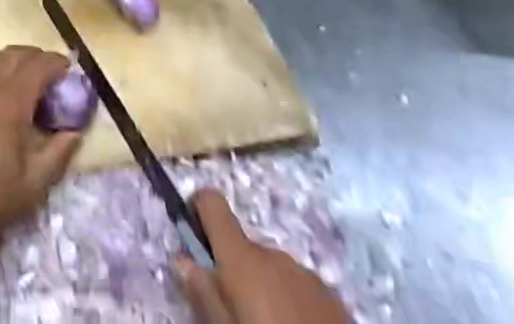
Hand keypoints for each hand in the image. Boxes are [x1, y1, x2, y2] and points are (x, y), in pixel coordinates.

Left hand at [0, 46, 84, 251]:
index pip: (35, 66)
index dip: (56, 63)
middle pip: (15, 54)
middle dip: (39, 57)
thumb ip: (60, 151)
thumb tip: (76, 130)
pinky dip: (1, 67)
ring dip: (19, 59)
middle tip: (58, 76)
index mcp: (8, 104)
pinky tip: (13, 92)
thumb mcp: (37, 181)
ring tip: (36, 81)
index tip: (73, 71)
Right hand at [176, 190, 350, 323]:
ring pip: (270, 267)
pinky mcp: (331, 296)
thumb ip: (201, 290)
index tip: (192, 234)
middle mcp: (272, 253)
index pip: (212, 202)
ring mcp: (305, 273)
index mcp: (241, 256)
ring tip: (265, 322)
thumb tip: (182, 258)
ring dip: (261, 285)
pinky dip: (288, 299)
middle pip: (241, 244)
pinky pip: (297, 285)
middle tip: (232, 307)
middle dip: (232, 267)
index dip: (197, 208)